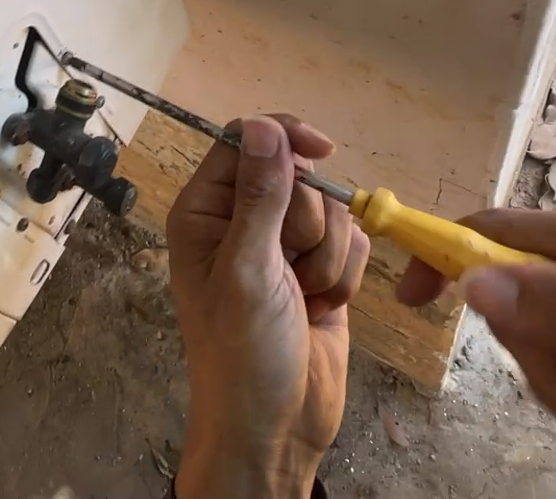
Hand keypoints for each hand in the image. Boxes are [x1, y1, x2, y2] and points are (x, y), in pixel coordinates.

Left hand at [166, 115, 370, 498]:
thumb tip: (263, 124)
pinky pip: (349, 241)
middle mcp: (241, 218)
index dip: (283, 137)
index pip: (243, 142)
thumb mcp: (248, 270)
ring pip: (329, 209)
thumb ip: (260, 196)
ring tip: (303, 297)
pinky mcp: (317, 268)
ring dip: (327, 257)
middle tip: (289, 269)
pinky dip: (344, 274)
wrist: (276, 431)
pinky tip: (323, 307)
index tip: (323, 148)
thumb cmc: (243, 353)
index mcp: (205, 209)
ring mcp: (282, 244)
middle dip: (307, 223)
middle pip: (296, 174)